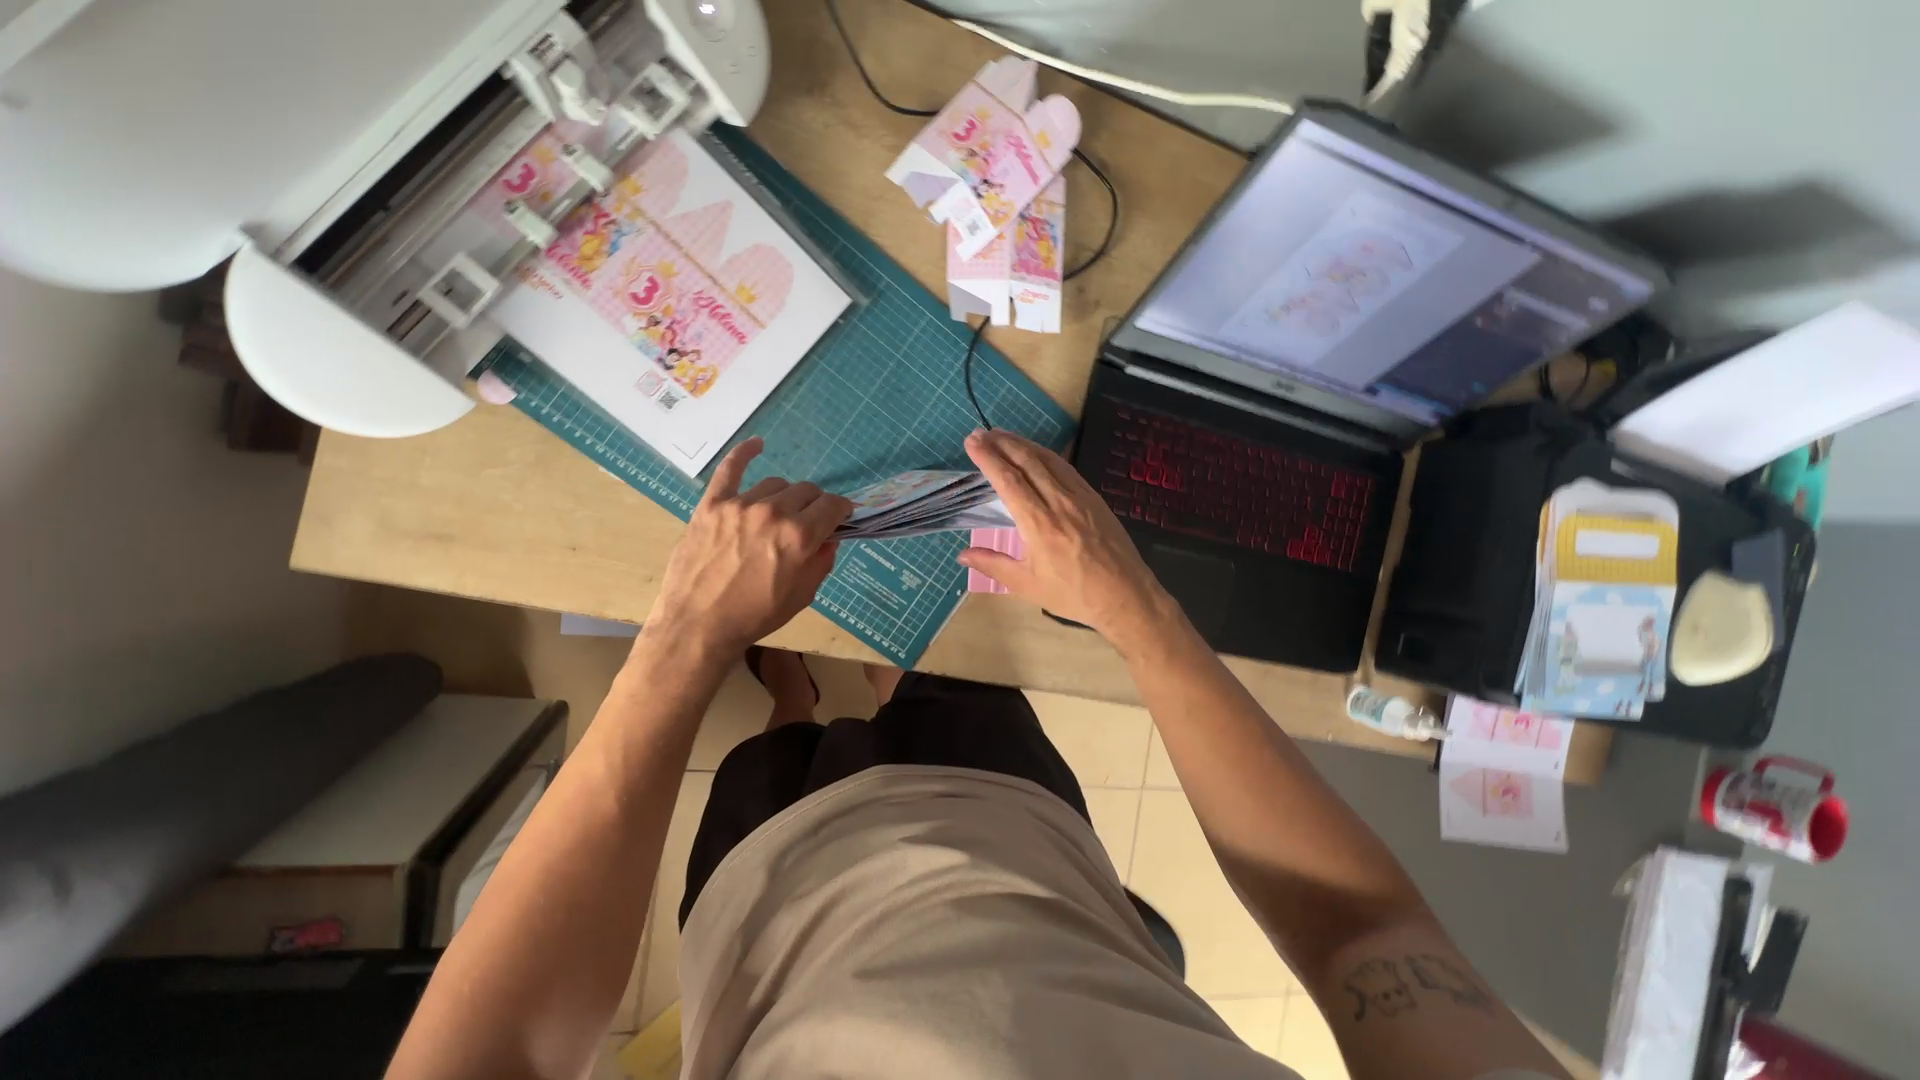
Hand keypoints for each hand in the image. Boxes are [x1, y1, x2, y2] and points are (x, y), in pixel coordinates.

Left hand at [642, 438, 851, 659]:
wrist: (698, 625)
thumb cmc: (755, 616)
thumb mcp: (802, 596)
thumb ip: (821, 562)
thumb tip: (829, 539)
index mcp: (799, 536)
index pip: (832, 506)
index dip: (841, 511)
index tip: (841, 517)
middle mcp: (773, 512)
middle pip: (806, 491)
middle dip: (814, 504)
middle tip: (809, 522)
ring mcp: (739, 505)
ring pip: (775, 484)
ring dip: (785, 496)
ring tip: (779, 514)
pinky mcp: (712, 505)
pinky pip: (730, 469)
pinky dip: (744, 453)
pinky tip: (757, 444)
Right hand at [958, 430, 1178, 651]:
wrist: (1125, 595)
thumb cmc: (1073, 594)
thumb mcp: (1027, 585)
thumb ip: (993, 565)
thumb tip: (963, 555)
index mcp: (1039, 524)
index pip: (1008, 480)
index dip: (988, 458)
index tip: (972, 442)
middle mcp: (1059, 502)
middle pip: (1027, 461)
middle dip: (1001, 443)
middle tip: (981, 433)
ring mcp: (1080, 497)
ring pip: (1048, 460)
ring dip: (1023, 444)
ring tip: (1002, 436)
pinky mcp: (1094, 498)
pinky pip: (1066, 468)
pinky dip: (1046, 455)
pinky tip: (1036, 453)